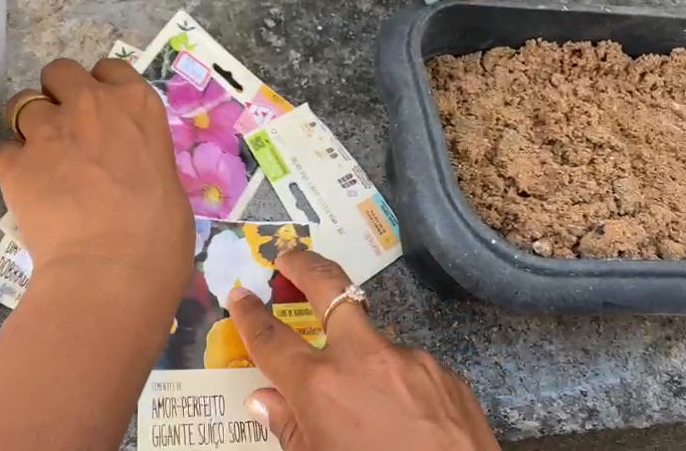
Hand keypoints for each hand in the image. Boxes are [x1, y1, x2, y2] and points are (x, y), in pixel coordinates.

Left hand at [0, 58, 193, 287]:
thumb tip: (128, 169)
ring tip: (40, 160)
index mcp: (136, 103)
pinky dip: (13, 168)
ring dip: (30, 127)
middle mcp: (90, 104)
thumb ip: (139, 156)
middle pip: (59, 71)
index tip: (100, 110)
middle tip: (65, 127)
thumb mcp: (166, 177)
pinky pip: (5, 152)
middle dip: (58, 93)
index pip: (109, 68)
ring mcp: (49, 131)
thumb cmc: (160, 232)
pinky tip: (26, 191)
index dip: (100, 86)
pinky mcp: (16, 164)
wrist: (112, 270)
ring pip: (21, 104)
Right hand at [227, 250, 498, 450]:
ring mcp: (410, 359)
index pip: (272, 338)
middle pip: (329, 288)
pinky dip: (400, 388)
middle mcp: (364, 358)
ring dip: (363, 359)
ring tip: (370, 407)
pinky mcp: (446, 374)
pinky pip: (410, 371)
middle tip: (288, 254)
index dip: (250, 315)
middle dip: (304, 265)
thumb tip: (265, 398)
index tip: (239, 295)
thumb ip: (291, 431)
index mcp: (322, 387)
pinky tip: (407, 422)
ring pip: (375, 342)